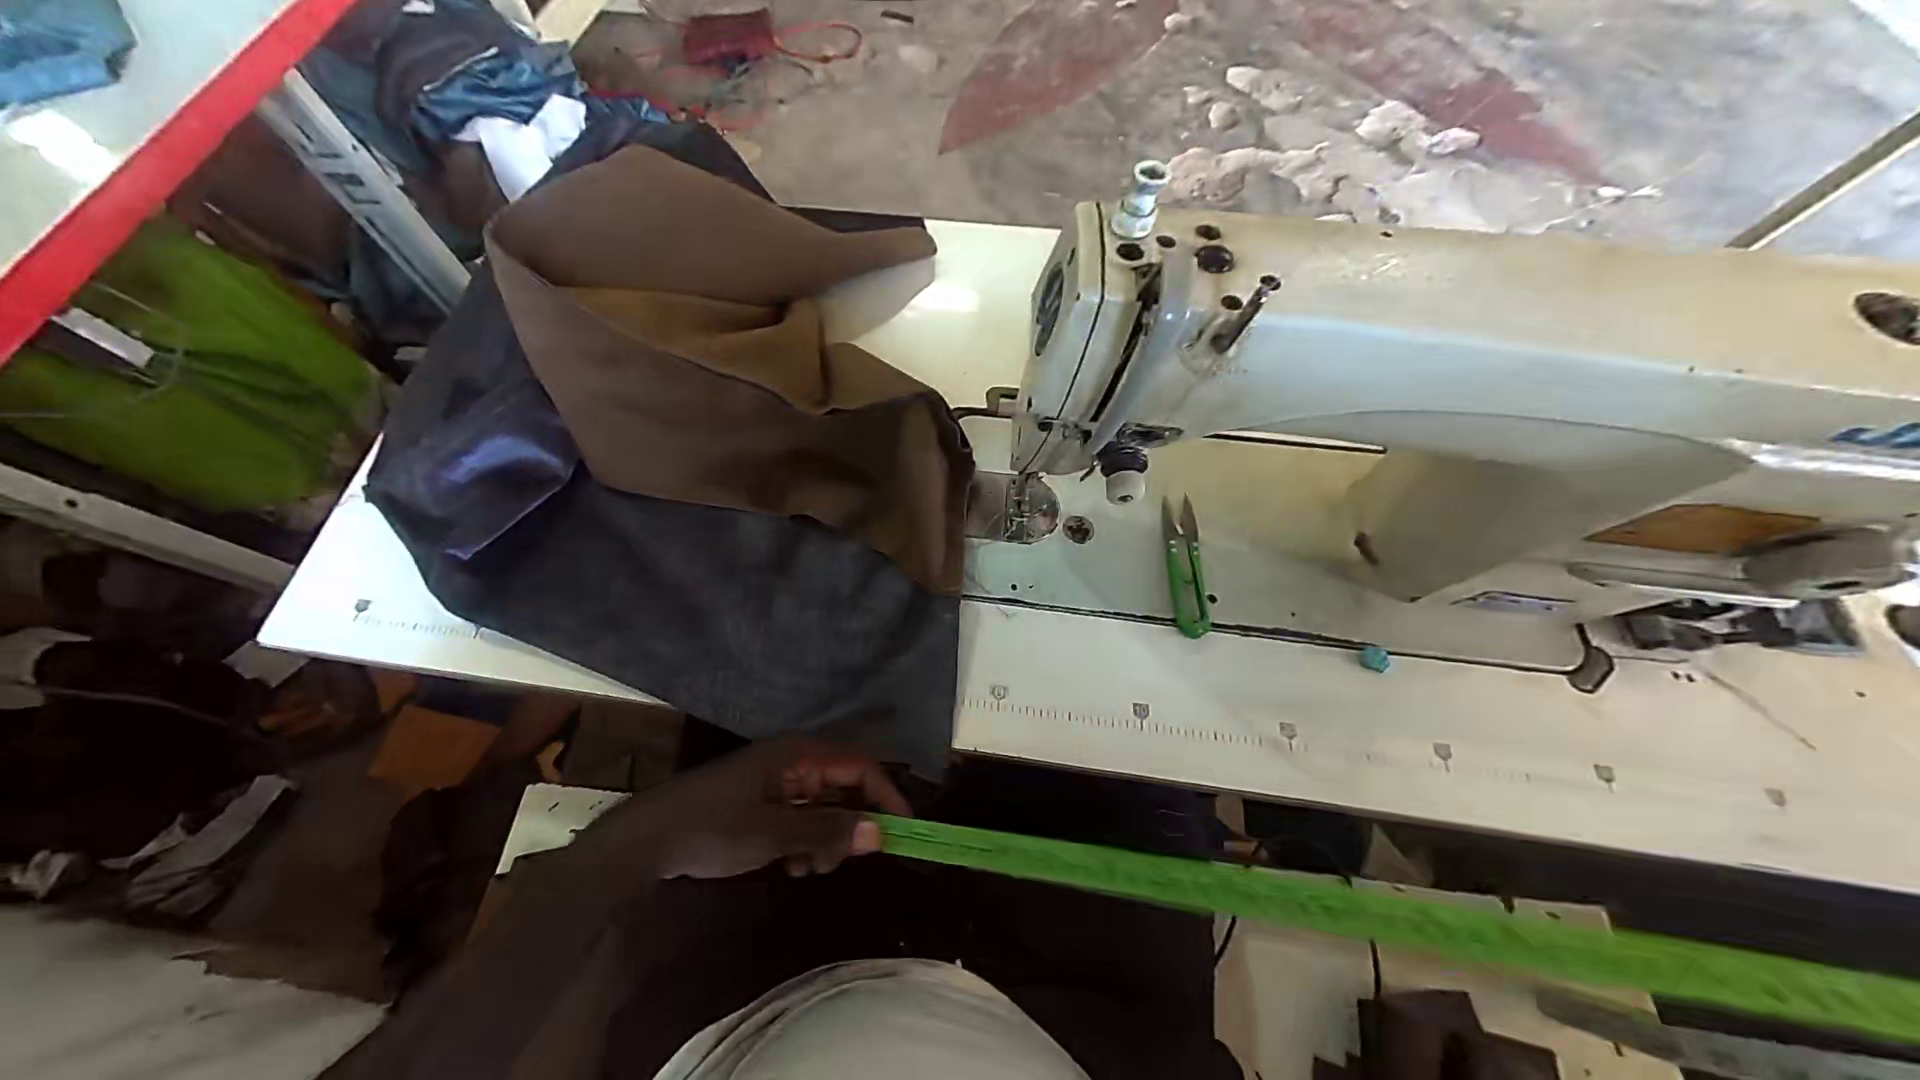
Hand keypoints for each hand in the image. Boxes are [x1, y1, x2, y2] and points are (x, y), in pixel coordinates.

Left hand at [590, 737, 912, 880]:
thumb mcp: (774, 834)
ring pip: (824, 806)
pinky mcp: (763, 799)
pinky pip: (802, 816)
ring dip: (826, 838)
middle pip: (844, 786)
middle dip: (850, 824)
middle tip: (842, 861)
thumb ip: (828, 832)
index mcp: (799, 754)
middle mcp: (794, 760)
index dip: (886, 795)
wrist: (646, 839)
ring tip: (807, 868)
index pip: (860, 766)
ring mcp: (777, 780)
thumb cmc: (713, 828)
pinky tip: (789, 865)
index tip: (902, 831)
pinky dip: (805, 841)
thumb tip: (879, 833)